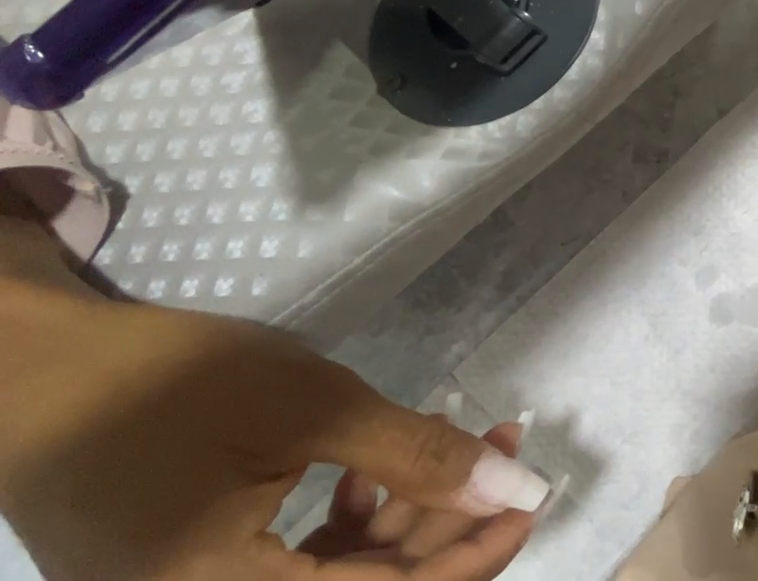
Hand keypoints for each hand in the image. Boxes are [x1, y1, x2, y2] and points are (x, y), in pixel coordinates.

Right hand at [0, 221, 545, 580]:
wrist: (45, 372)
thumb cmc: (177, 388)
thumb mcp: (317, 414)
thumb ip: (419, 457)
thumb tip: (514, 486)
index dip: (471, 556)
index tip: (532, 499)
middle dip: (450, 519)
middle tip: (505, 446)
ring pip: (340, 570)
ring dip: (412, 507)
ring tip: (466, 438)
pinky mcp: (196, 564)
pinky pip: (297, 557)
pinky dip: (357, 512)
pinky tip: (382, 462)